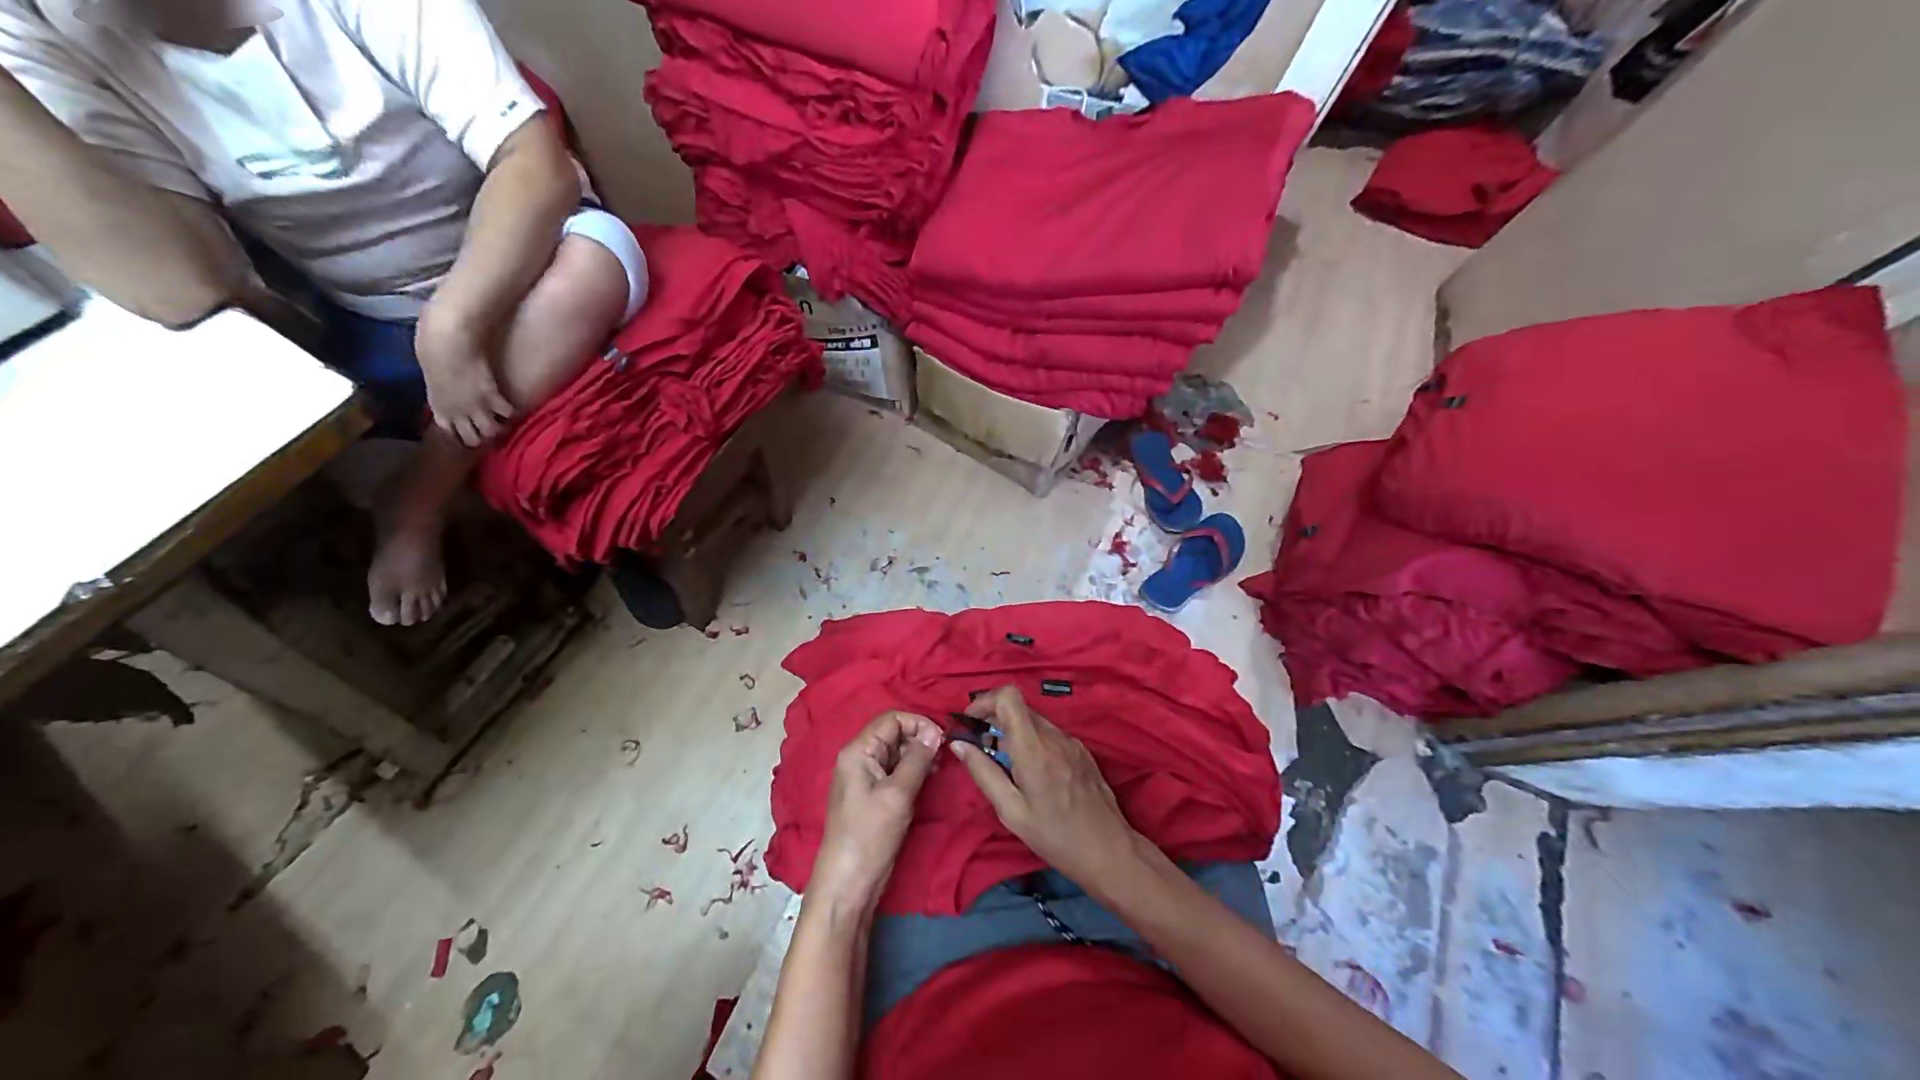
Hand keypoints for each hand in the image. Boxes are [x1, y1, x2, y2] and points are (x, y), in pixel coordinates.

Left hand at [415, 304, 513, 446]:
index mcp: (439, 407)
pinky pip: (508, 414)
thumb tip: (450, 389)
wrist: (448, 343)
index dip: (460, 433)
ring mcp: (477, 407)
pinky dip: (512, 412)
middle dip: (481, 436)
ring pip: (492, 432)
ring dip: (499, 427)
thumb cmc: (433, 351)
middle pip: (473, 439)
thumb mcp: (432, 376)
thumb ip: (442, 389)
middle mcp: (458, 413)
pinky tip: (513, 407)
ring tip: (504, 421)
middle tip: (489, 427)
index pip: (451, 432)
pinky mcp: (494, 398)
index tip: (468, 428)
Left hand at [812, 710, 943, 909]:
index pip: (891, 719)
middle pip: (893, 733)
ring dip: (918, 755)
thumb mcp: (898, 794)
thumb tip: (934, 732)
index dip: (918, 723)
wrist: (848, 882)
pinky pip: (895, 771)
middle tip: (943, 756)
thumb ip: (917, 759)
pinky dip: (912, 771)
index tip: (942, 739)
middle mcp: (859, 758)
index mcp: (857, 750)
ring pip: (896, 752)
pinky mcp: (873, 795)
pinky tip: (928, 779)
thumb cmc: (870, 835)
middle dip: (920, 739)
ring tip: (938, 768)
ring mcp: (865, 777)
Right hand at [949, 686, 1144, 892]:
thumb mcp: (1011, 811)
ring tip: (1004, 763)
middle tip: (980, 747)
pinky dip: (1033, 742)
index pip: (1009, 696)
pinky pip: (1050, 735)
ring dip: (1013, 732)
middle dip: (994, 719)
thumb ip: (983, 773)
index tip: (971, 722)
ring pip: (1034, 721)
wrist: (1109, 851)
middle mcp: (1054, 736)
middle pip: (1019, 707)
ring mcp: (1071, 742)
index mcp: (1033, 748)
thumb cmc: (1055, 837)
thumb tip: (959, 744)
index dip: (985, 701)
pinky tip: (1031, 772)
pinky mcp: (1082, 751)